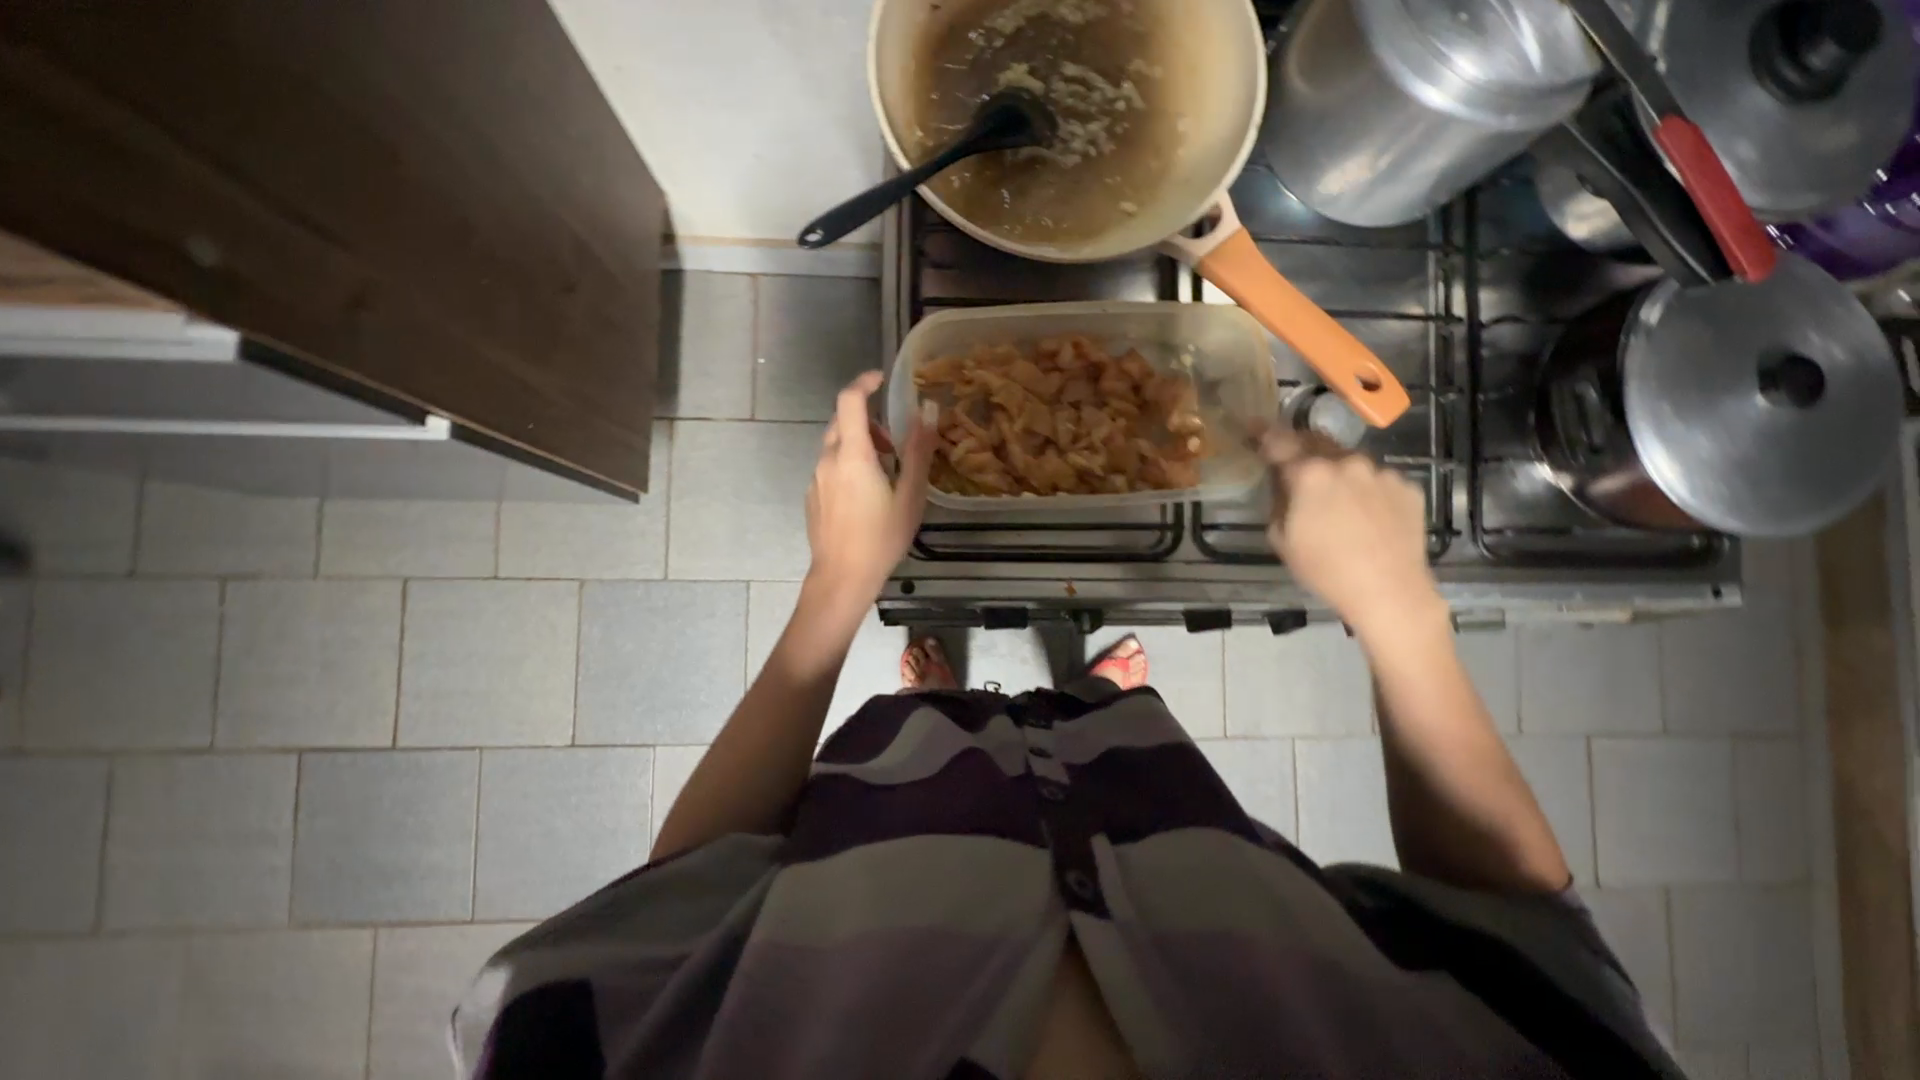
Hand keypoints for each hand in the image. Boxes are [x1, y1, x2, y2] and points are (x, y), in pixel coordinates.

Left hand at [804, 371, 934, 601]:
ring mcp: (816, 479)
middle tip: (895, 446)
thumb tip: (928, 411)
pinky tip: (866, 498)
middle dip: (869, 423)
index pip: (849, 400)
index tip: (882, 379)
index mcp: (853, 454)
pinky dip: (848, 467)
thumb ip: (919, 451)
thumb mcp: (910, 496)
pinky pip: (830, 468)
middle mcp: (828, 460)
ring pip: (835, 446)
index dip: (864, 382)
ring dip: (860, 446)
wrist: (841, 578)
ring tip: (885, 475)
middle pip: (842, 422)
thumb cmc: (881, 538)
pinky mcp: (812, 497)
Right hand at [1261, 429, 1444, 642]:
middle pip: (1318, 443)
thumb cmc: (1326, 570)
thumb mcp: (1282, 540)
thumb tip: (1284, 484)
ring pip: (1352, 463)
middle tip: (1296, 465)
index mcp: (1310, 473)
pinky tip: (1369, 517)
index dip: (1263, 434)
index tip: (1253, 429)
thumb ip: (1278, 502)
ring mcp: (1382, 473)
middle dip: (1303, 449)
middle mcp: (1347, 463)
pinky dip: (1369, 491)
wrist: (1390, 591)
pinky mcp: (1408, 487)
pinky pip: (1380, 481)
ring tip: (1338, 501)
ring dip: (1339, 472)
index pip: (1279, 442)